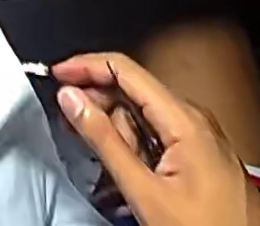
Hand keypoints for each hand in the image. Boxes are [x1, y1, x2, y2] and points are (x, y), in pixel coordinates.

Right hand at [53, 53, 259, 225]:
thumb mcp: (146, 194)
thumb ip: (104, 140)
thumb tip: (70, 97)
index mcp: (183, 117)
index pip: (124, 68)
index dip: (86, 66)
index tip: (57, 74)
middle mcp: (193, 116)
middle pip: (131, 90)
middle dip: (103, 109)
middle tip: (78, 134)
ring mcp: (200, 135)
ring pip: (143, 115)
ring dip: (121, 136)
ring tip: (120, 176)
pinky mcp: (202, 154)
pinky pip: (159, 134)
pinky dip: (138, 147)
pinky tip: (133, 175)